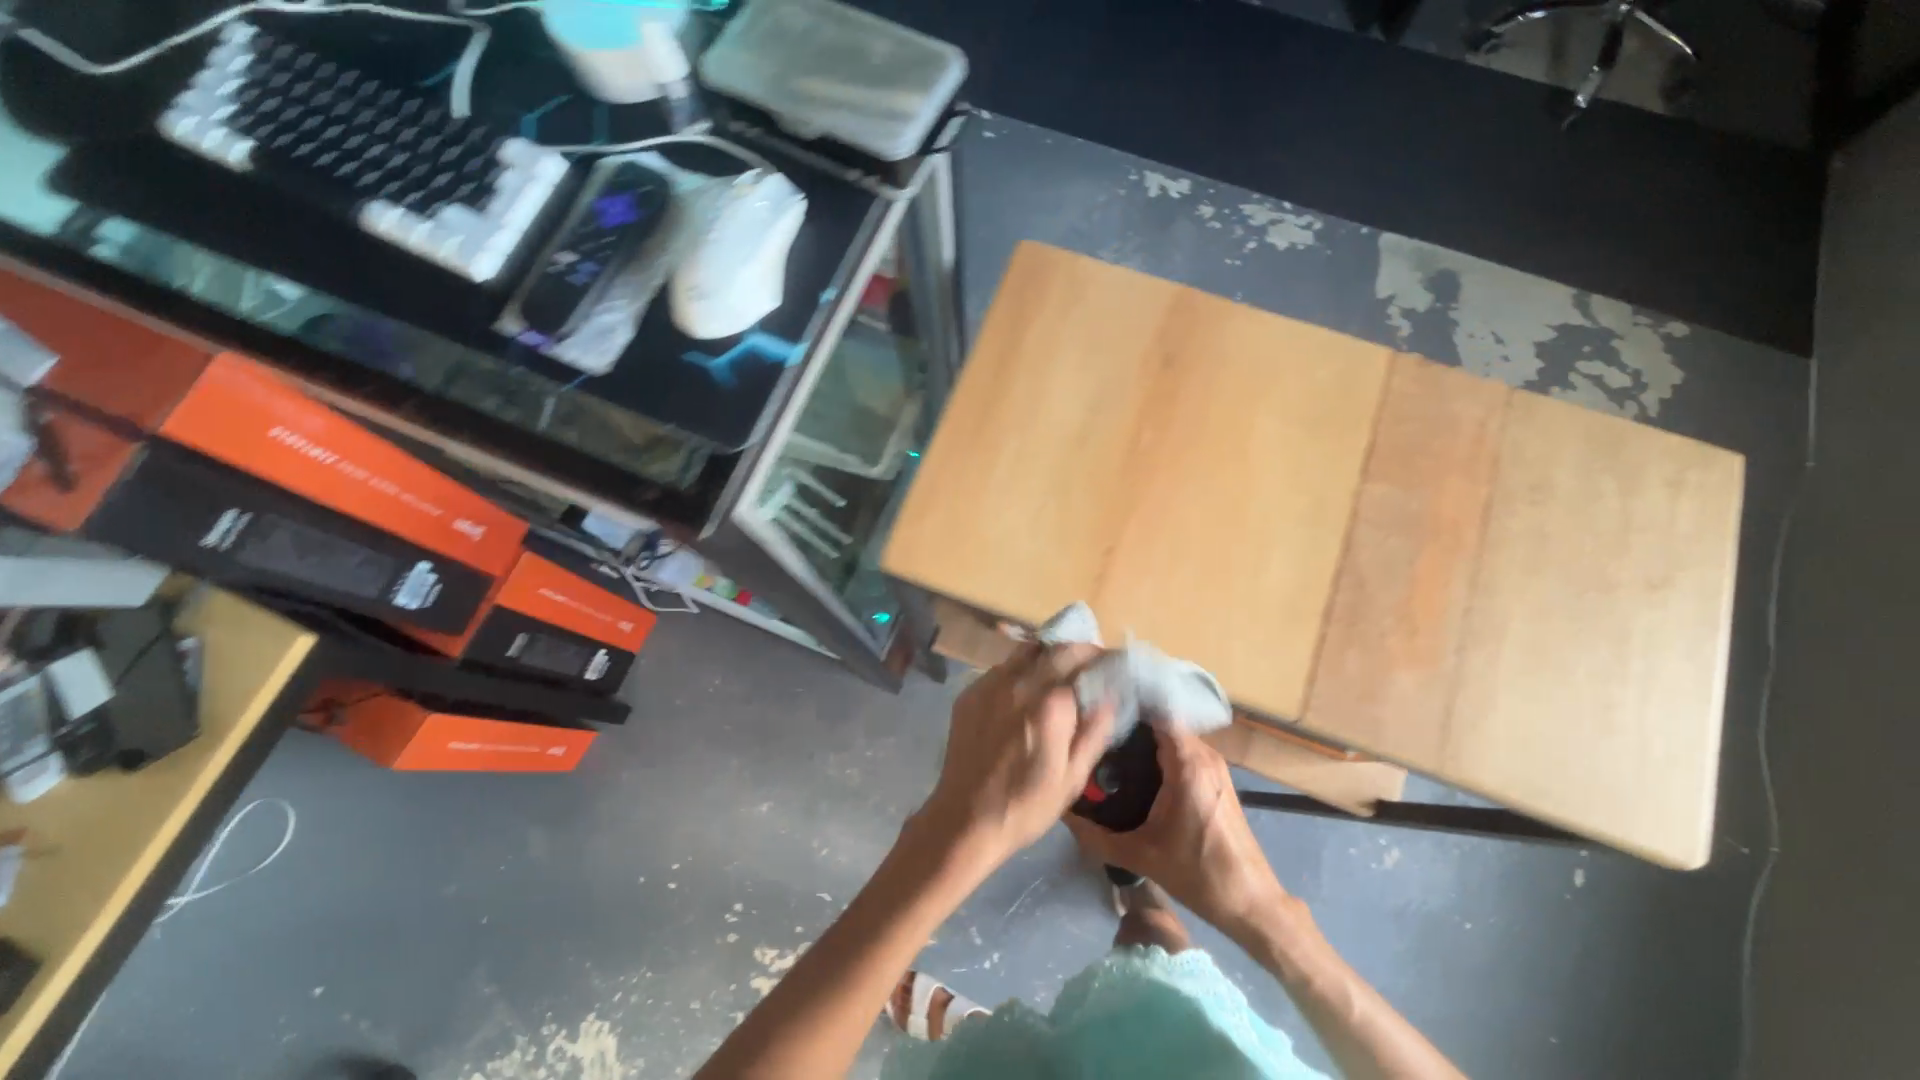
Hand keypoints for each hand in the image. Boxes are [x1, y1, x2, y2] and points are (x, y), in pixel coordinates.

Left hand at [921, 643, 1115, 864]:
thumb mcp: (1073, 777)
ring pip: (1026, 651)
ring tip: (1058, 673)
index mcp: (1050, 705)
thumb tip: (1110, 697)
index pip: (1083, 661)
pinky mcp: (969, 694)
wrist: (964, 819)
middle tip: (1090, 664)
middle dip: (1078, 651)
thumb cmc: (1026, 805)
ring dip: (1048, 655)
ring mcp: (990, 685)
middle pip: (1056, 648)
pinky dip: (1021, 670)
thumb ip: (1094, 732)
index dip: (1103, 659)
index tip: (1114, 663)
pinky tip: (1024, 693)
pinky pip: (1002, 669)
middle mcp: (1019, 684)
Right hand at [1065, 726, 1286, 933]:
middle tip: (1095, 732)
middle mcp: (1205, 756)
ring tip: (1110, 748)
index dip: (1127, 706)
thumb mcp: (1140, 856)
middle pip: (1162, 723)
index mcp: (1188, 764)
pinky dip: (1161, 754)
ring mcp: (1215, 767)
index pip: (1156, 713)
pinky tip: (1136, 771)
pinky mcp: (1218, 780)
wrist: (1249, 901)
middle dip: (1130, 725)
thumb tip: (1063, 816)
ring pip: (1174, 738)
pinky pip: (1184, 753)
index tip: (1097, 708)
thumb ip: (1096, 836)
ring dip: (1145, 740)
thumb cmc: (1198, 874)